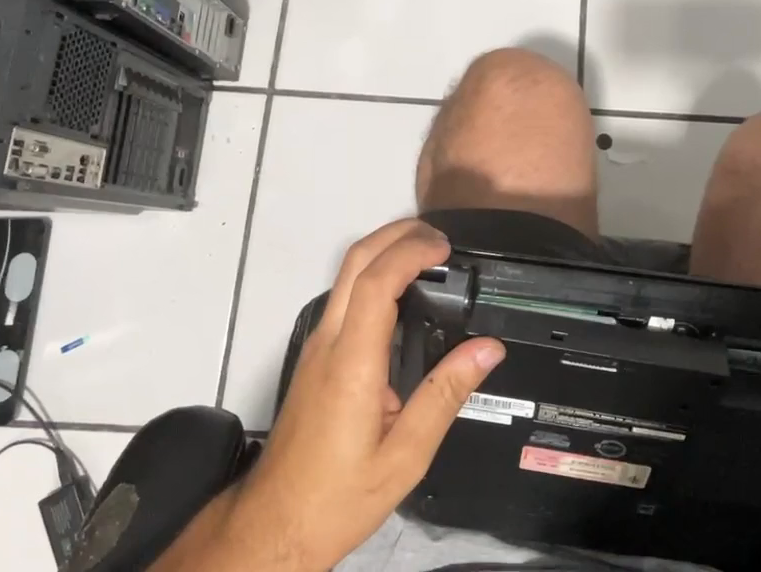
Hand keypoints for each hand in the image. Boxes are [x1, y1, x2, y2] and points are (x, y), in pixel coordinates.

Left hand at [153, 220, 504, 571]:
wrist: (272, 526)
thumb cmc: (338, 496)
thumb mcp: (405, 457)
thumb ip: (445, 396)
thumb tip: (488, 349)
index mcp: (352, 364)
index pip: (375, 282)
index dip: (411, 252)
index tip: (446, 249)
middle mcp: (328, 343)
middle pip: (354, 261)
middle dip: (397, 234)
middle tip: (442, 240)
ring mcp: (317, 347)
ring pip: (346, 275)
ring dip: (385, 251)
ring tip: (431, 258)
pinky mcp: (315, 358)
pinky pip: (345, 297)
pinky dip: (376, 275)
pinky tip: (406, 294)